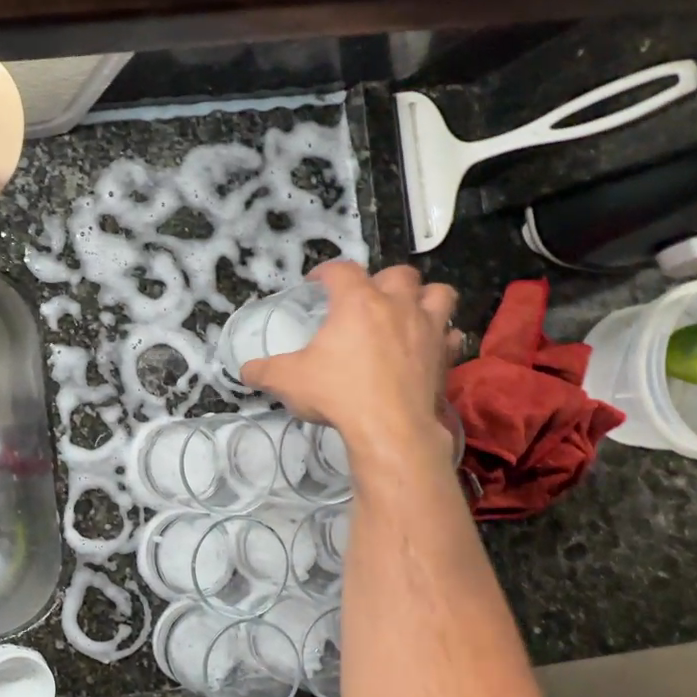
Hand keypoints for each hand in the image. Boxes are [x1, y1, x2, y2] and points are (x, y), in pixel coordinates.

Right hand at [240, 261, 460, 453]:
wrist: (388, 426)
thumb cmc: (335, 393)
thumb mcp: (284, 381)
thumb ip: (261, 371)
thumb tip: (245, 370)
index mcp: (357, 303)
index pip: (342, 270)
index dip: (326, 271)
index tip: (316, 282)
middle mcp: (397, 306)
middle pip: (398, 274)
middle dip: (381, 280)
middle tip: (365, 299)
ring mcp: (428, 328)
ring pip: (438, 293)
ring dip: (423, 297)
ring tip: (406, 311)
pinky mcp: (445, 354)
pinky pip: (451, 333)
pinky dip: (440, 334)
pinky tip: (425, 345)